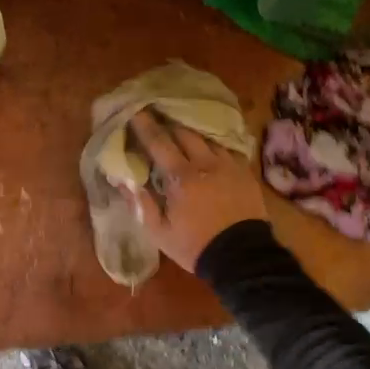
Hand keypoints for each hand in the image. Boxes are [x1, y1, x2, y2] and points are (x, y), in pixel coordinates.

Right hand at [123, 110, 267, 270]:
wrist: (243, 257)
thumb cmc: (195, 246)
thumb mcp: (160, 233)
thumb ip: (141, 204)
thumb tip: (124, 181)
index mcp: (181, 177)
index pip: (159, 143)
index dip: (146, 126)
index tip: (137, 111)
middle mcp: (205, 163)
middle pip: (185, 133)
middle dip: (170, 124)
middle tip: (160, 119)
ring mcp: (228, 165)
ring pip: (208, 139)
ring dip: (194, 135)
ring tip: (186, 133)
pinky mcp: (245, 172)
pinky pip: (227, 151)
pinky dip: (214, 147)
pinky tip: (211, 150)